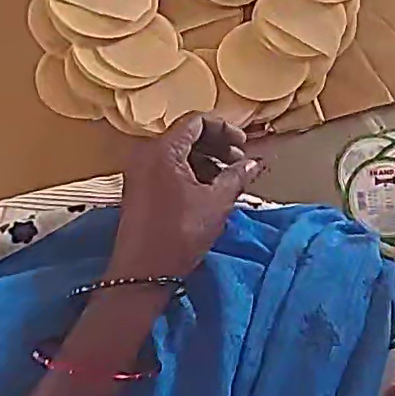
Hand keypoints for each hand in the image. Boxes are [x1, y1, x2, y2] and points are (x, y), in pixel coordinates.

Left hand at [111, 114, 261, 276]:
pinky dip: (192, 172)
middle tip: (240, 161)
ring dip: (207, 160)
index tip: (243, 144)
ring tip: (229, 178)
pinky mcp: (140, 189)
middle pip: (187, 135)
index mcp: (163, 150)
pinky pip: (169, 168)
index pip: (196, 122)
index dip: (224, 129)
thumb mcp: (217, 201)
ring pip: (178, 153)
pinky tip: (211, 190)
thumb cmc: (180, 232)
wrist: (142, 274)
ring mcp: (140, 172)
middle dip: (217, 145)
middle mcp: (146, 155)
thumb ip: (237, 175)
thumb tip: (255, 163)